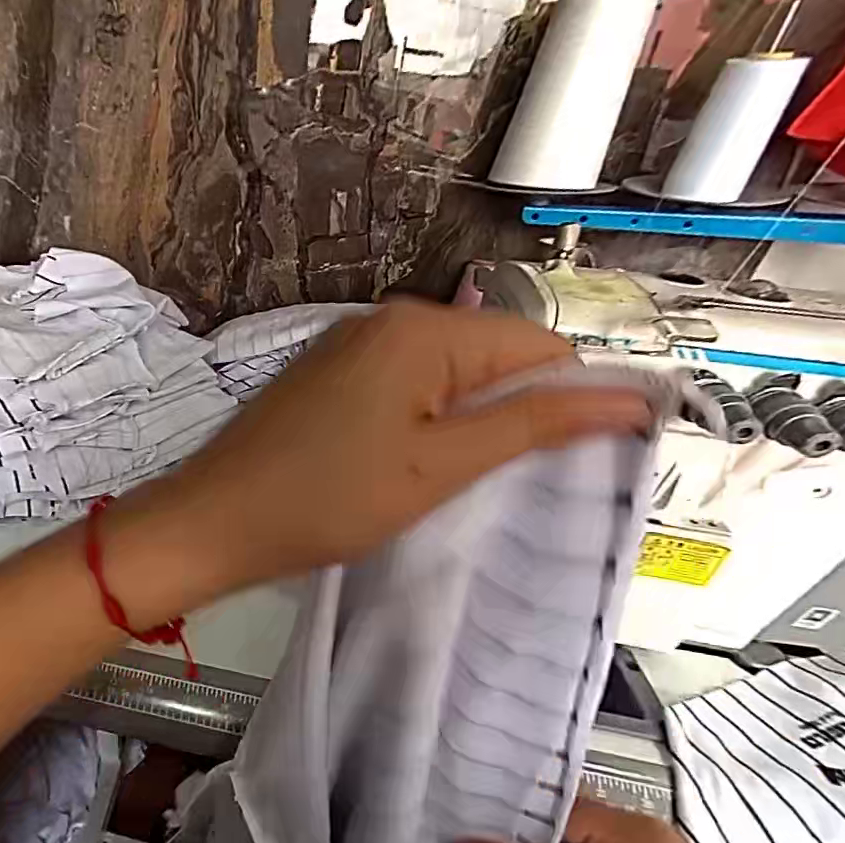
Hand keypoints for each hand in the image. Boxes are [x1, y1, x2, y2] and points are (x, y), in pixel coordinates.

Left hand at [109, 301, 652, 614]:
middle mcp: (389, 318)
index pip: (537, 346)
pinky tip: (408, 464)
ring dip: (466, 422)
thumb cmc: (330, 500)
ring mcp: (352, 344)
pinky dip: (423, 421)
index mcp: (425, 328)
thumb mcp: (440, 467)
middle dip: (511, 414)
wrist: (216, 521)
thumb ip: (532, 426)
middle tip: (503, 482)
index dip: (567, 399)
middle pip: (490, 356)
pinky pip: (403, 387)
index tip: (571, 462)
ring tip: (454, 480)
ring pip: (446, 374)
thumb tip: (628, 398)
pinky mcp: (329, 375)